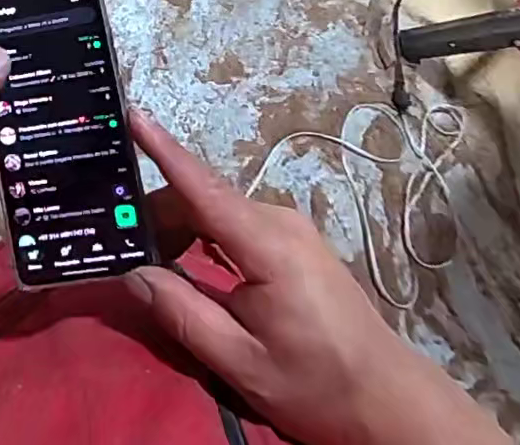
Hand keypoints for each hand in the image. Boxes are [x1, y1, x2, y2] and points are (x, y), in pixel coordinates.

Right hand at [123, 110, 508, 444]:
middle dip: (157, 217)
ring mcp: (286, 225)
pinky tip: (185, 259)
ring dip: (177, 228)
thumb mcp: (243, 364)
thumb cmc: (321, 388)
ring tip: (155, 264)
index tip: (134, 115)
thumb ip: (183, 314)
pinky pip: (229, 219)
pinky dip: (198, 233)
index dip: (164, 150)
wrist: (394, 404)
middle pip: (199, 199)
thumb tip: (132, 273)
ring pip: (211, 208)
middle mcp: (277, 220)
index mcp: (268, 247)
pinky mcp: (289, 236)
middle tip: (124, 249)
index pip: (203, 188)